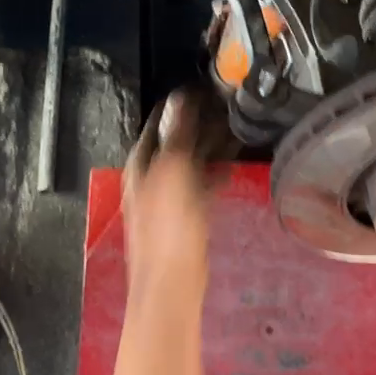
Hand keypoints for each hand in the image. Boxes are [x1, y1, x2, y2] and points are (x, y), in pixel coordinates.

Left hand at [120, 91, 210, 305]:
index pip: (159, 122)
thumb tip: (179, 97)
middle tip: (226, 106)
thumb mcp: (173, 172)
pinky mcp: (185, 218)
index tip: (205, 88)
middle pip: (175, 141)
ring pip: (190, 162)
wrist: (172, 286)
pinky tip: (230, 167)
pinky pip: (200, 185)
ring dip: (209, 146)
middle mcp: (150, 177)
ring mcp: (168, 199)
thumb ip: (177, 134)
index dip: (180, 104)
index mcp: (141, 165)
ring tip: (234, 130)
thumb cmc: (169, 228)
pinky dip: (214, 172)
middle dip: (198, 124)